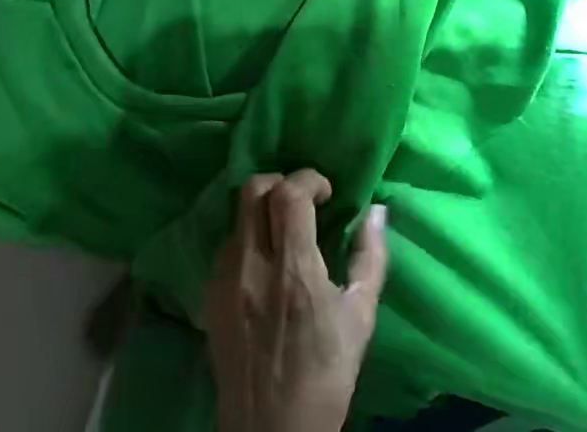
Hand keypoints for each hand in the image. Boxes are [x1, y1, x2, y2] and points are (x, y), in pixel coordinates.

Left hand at [203, 170, 389, 431]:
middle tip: (302, 202)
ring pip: (237, 213)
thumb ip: (370, 257)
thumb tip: (377, 210)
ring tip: (285, 231)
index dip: (309, 179)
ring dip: (263, 209)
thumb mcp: (360, 318)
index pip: (289, 193)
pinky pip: (228, 243)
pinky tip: (266, 262)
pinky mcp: (209, 291)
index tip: (326, 193)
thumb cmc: (326, 375)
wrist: (270, 431)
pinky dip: (249, 236)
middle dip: (281, 182)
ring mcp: (224, 277)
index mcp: (293, 271)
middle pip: (254, 188)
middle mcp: (252, 265)